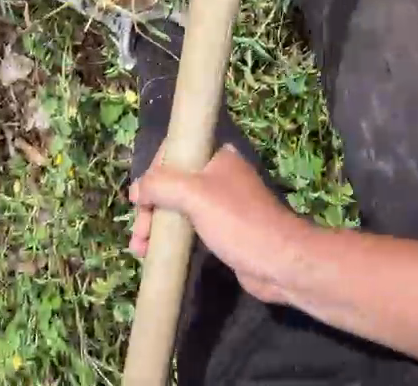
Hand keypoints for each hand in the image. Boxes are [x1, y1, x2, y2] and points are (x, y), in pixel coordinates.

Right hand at [128, 145, 317, 303]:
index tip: (139, 200)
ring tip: (140, 250)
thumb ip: (160, 185)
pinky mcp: (222, 228)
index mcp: (215, 155)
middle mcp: (217, 174)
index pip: (172, 154)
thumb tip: (135, 190)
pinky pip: (187, 226)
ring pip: (177, 206)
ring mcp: (220, 202)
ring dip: (156, 225)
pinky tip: (156, 252)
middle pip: (171, 183)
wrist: (282, 264)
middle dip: (150, 208)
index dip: (152, 175)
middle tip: (139, 234)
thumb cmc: (238, 221)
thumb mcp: (193, 195)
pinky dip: (170, 236)